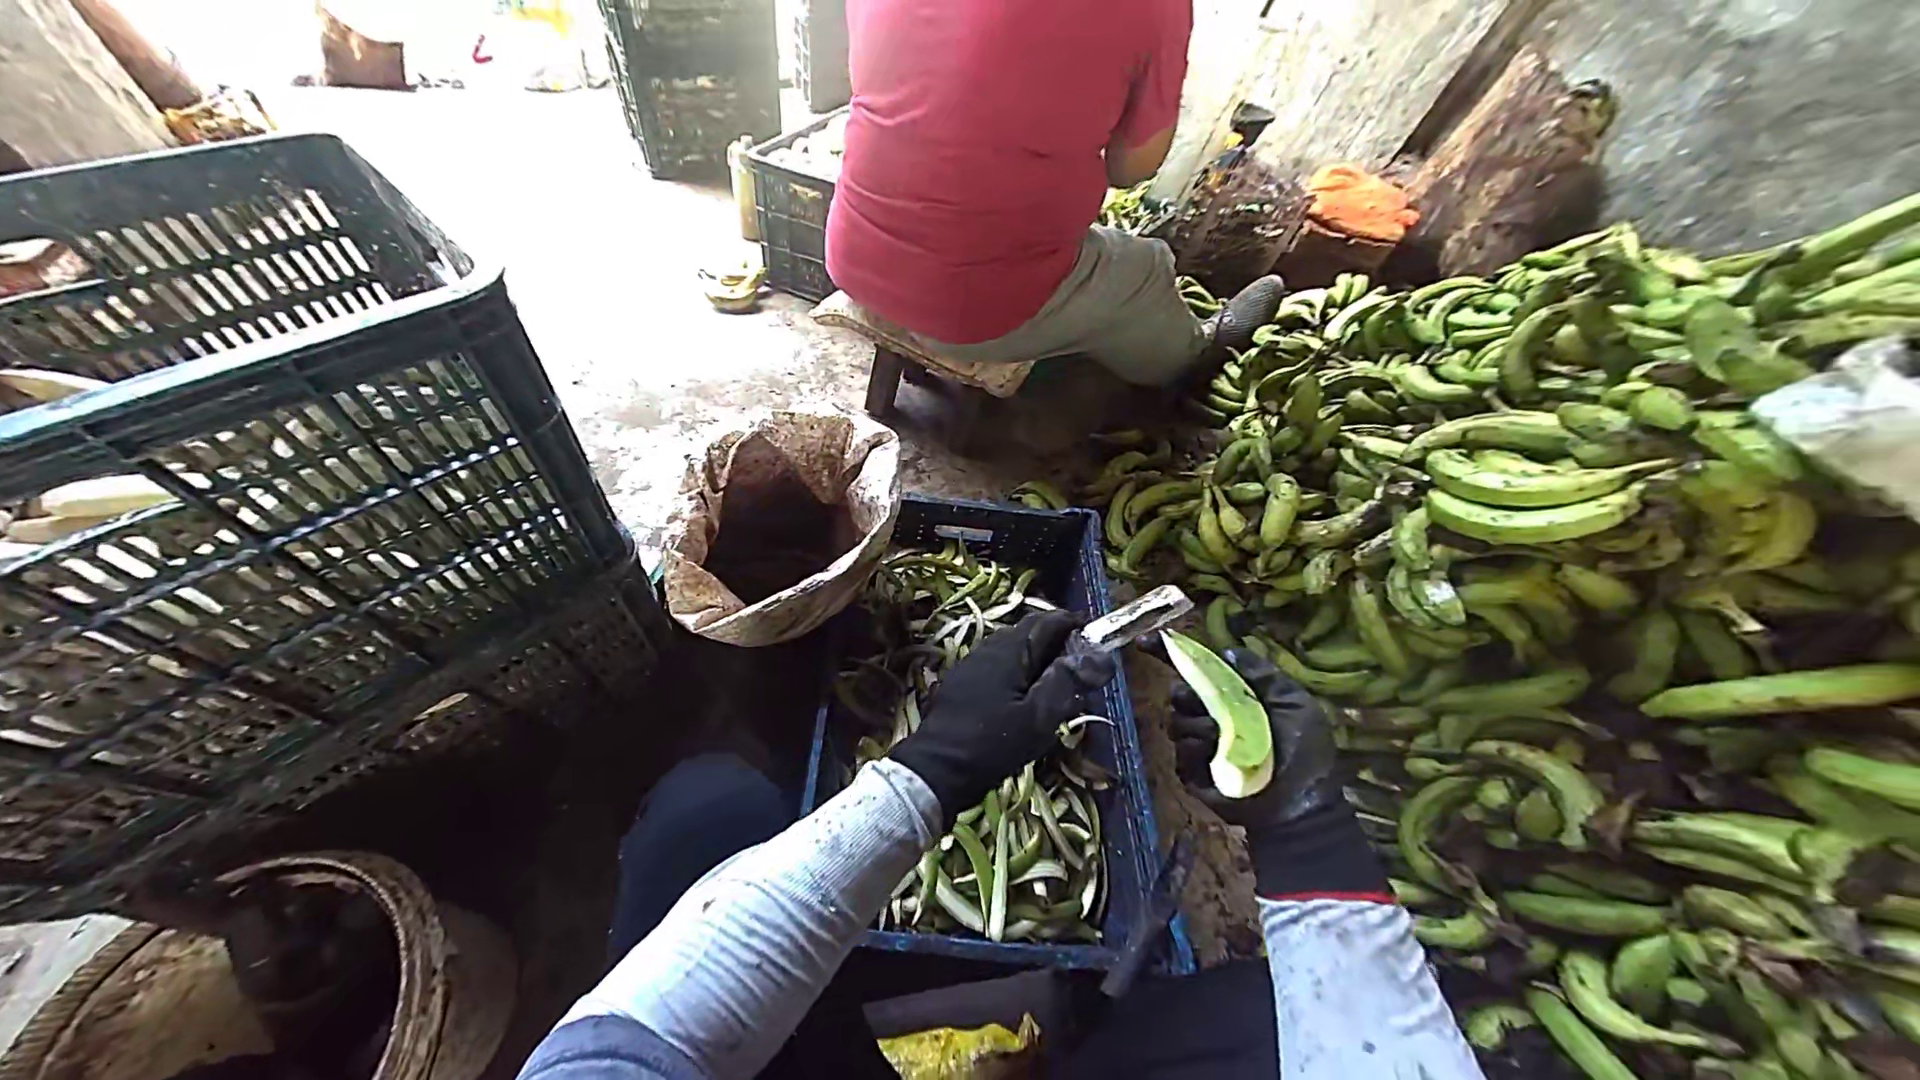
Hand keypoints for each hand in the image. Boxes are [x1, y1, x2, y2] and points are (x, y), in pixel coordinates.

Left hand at [890, 610, 1116, 821]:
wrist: (937, 770)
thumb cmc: (992, 743)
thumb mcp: (1039, 716)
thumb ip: (1067, 682)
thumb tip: (1098, 655)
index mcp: (1009, 650)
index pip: (1046, 622)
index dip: (1073, 625)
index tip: (1096, 636)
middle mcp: (988, 648)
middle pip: (1029, 632)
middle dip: (1057, 640)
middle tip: (1082, 662)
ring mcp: (972, 664)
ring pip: (1013, 648)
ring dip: (1038, 656)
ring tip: (1059, 679)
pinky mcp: (963, 683)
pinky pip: (999, 665)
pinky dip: (1020, 670)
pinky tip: (1026, 694)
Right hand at [1169, 648, 1342, 829]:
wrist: (1304, 804)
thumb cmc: (1305, 751)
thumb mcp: (1293, 703)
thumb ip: (1262, 674)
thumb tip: (1228, 650)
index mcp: (1230, 696)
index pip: (1195, 670)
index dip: (1168, 653)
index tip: (1144, 641)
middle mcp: (1209, 716)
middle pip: (1178, 694)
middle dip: (1184, 695)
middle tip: (1198, 703)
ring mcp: (1198, 745)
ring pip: (1176, 722)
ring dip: (1196, 726)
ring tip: (1221, 738)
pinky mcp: (1192, 771)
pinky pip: (1180, 750)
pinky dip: (1196, 750)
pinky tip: (1216, 758)